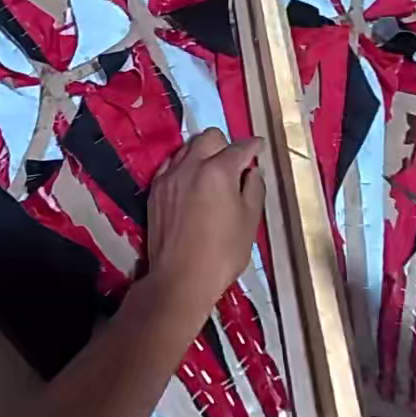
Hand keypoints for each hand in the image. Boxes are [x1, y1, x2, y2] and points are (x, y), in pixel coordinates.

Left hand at [145, 128, 265, 315]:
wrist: (180, 279)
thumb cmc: (223, 252)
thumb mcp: (250, 220)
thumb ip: (254, 188)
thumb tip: (252, 172)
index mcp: (218, 170)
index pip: (240, 147)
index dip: (254, 146)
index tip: (260, 148)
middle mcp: (191, 166)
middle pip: (210, 137)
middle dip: (226, 144)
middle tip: (236, 162)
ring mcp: (169, 176)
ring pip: (188, 147)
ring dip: (204, 152)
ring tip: (213, 170)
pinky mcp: (155, 190)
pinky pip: (171, 164)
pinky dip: (184, 165)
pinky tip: (191, 179)